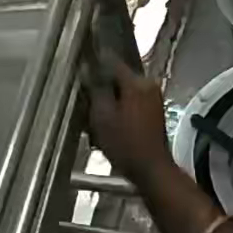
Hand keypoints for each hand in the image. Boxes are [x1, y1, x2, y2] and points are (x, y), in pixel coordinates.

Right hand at [87, 60, 172, 181]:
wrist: (151, 169)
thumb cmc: (124, 143)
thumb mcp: (102, 116)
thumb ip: (95, 89)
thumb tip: (86, 70)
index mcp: (137, 83)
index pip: (112, 62)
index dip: (93, 63)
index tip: (79, 67)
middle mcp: (148, 85)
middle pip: (117, 77)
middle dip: (100, 86)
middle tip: (84, 99)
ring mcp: (153, 98)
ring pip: (123, 90)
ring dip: (108, 99)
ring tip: (93, 115)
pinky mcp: (153, 111)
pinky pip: (130, 101)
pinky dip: (118, 108)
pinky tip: (107, 123)